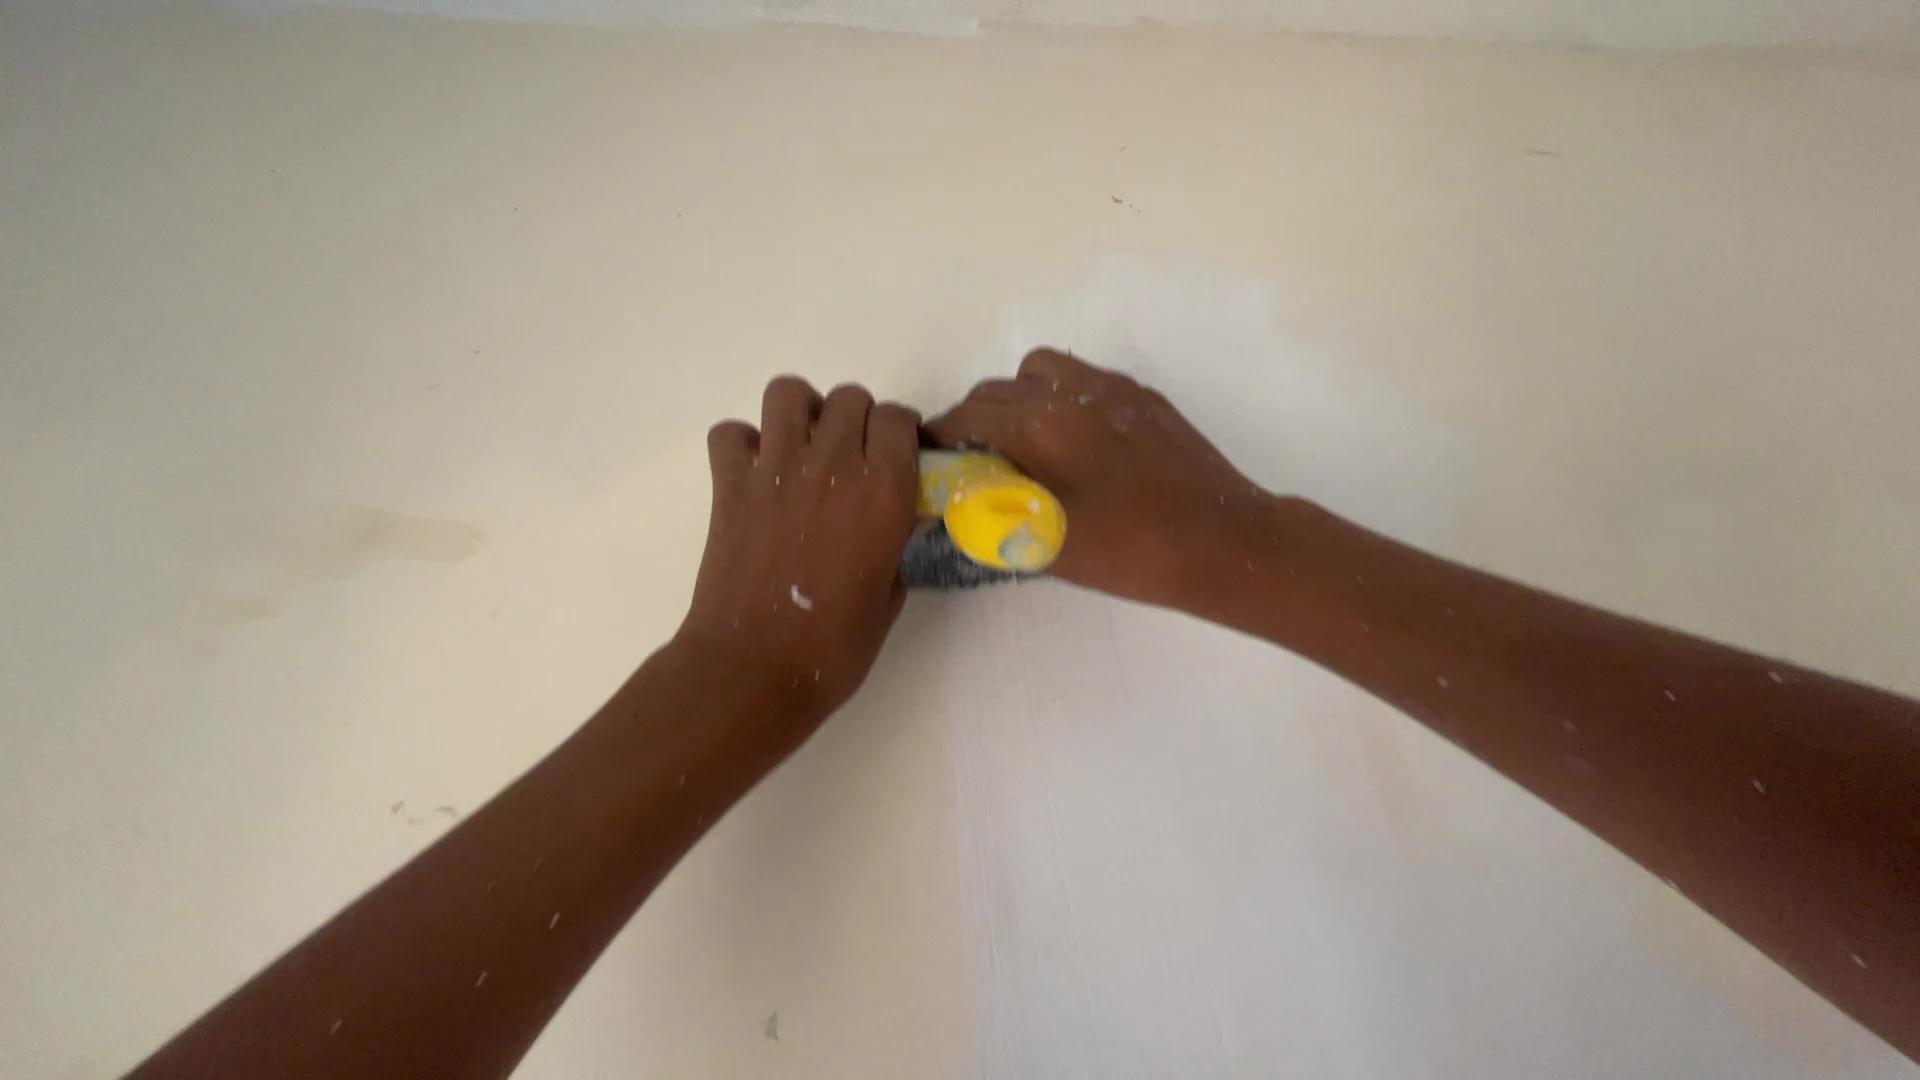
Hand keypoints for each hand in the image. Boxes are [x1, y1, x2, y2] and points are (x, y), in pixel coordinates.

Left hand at [677, 377, 920, 742]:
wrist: (754, 669)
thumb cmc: (835, 646)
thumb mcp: (890, 595)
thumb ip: (896, 543)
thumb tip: (898, 518)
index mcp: (884, 491)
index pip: (898, 419)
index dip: (901, 433)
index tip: (898, 455)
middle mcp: (833, 465)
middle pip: (849, 397)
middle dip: (857, 418)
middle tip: (853, 457)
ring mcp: (776, 469)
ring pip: (788, 393)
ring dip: (801, 411)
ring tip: (804, 447)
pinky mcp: (729, 485)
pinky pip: (729, 433)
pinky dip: (741, 443)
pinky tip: (755, 473)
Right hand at [927, 349, 1265, 607]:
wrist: (1221, 542)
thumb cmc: (1128, 552)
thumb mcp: (1046, 545)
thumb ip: (993, 513)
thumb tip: (962, 501)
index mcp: (1041, 425)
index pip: (968, 415)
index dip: (941, 435)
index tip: (933, 456)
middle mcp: (1070, 391)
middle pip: (998, 389)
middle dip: (975, 419)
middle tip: (976, 459)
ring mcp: (1111, 387)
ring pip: (1040, 370)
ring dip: (1017, 398)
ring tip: (1024, 441)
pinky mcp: (1141, 395)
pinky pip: (1081, 378)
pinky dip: (1058, 398)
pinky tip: (1072, 441)